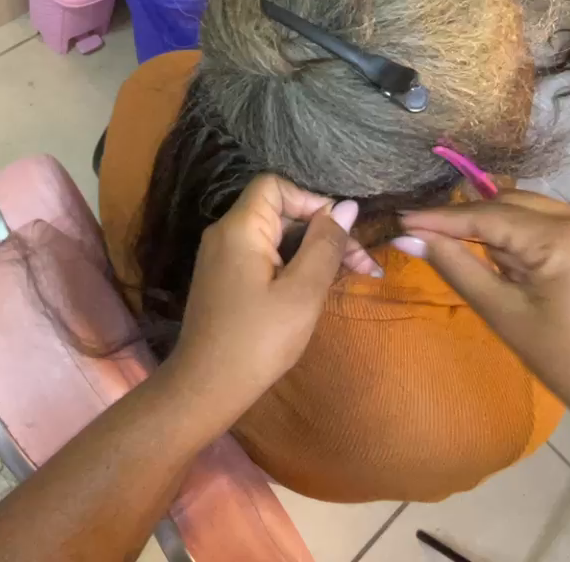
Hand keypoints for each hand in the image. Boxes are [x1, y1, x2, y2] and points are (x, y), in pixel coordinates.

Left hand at [159, 174, 356, 426]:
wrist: (206, 385)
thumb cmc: (258, 339)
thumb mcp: (302, 292)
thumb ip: (324, 245)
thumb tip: (346, 206)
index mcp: (239, 227)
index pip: (275, 185)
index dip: (311, 200)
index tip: (341, 233)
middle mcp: (224, 232)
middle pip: (277, 210)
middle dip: (320, 229)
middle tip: (363, 265)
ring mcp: (221, 255)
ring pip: (273, 235)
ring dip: (310, 249)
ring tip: (351, 275)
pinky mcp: (224, 277)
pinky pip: (261, 254)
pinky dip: (290, 264)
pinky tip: (316, 286)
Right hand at [394, 190, 569, 451]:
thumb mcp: (506, 316)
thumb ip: (456, 266)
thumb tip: (409, 237)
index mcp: (563, 237)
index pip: (487, 214)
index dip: (440, 217)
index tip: (403, 220)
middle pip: (517, 203)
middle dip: (475, 218)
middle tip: (437, 239)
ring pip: (545, 213)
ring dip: (509, 228)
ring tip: (487, 261)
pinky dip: (542, 239)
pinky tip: (532, 271)